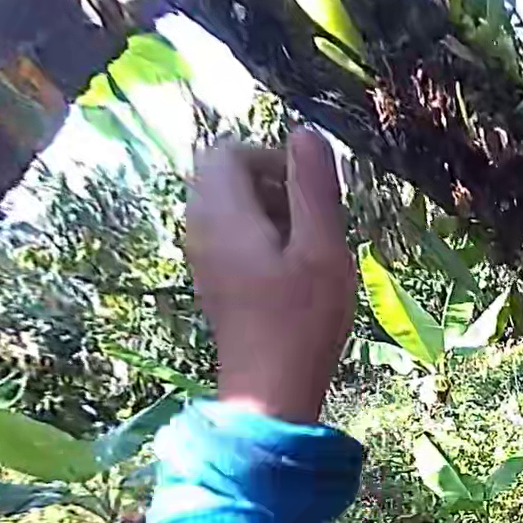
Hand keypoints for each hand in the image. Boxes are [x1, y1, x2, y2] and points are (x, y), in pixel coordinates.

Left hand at [185, 129, 354, 423]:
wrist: (271, 388)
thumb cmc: (302, 319)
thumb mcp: (321, 250)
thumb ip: (314, 190)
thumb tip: (307, 134)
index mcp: (221, 212)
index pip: (228, 151)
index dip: (273, 160)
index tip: (313, 195)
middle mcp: (200, 227)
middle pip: (226, 178)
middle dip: (276, 189)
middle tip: (317, 226)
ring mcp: (204, 258)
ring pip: (232, 211)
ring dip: (274, 218)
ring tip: (310, 253)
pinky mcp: (216, 282)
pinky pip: (234, 240)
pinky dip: (265, 243)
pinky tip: (294, 276)